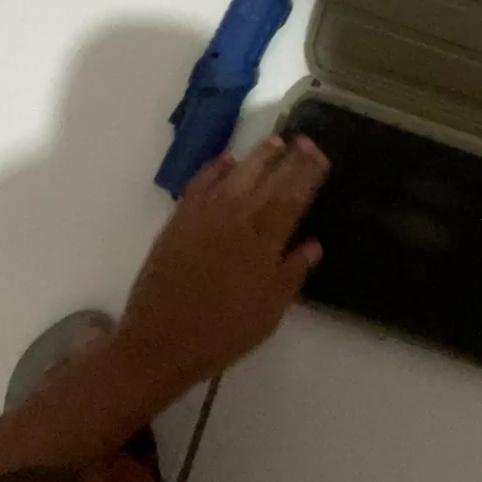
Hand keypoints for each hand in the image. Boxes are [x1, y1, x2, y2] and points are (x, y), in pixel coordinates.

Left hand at [114, 135, 327, 392]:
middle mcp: (237, 222)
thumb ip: (292, 274)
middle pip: (269, 182)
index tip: (320, 156)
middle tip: (304, 139)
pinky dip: (215, 168)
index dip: (308, 176)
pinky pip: (200, 183)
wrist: (161, 341)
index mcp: (263, 245)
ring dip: (258, 156)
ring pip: (238, 175)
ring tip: (275, 141)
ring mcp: (206, 217)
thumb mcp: (269, 314)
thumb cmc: (222, 334)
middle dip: (289, 159)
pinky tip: (227, 160)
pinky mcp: (180, 219)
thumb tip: (314, 243)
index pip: (292, 200)